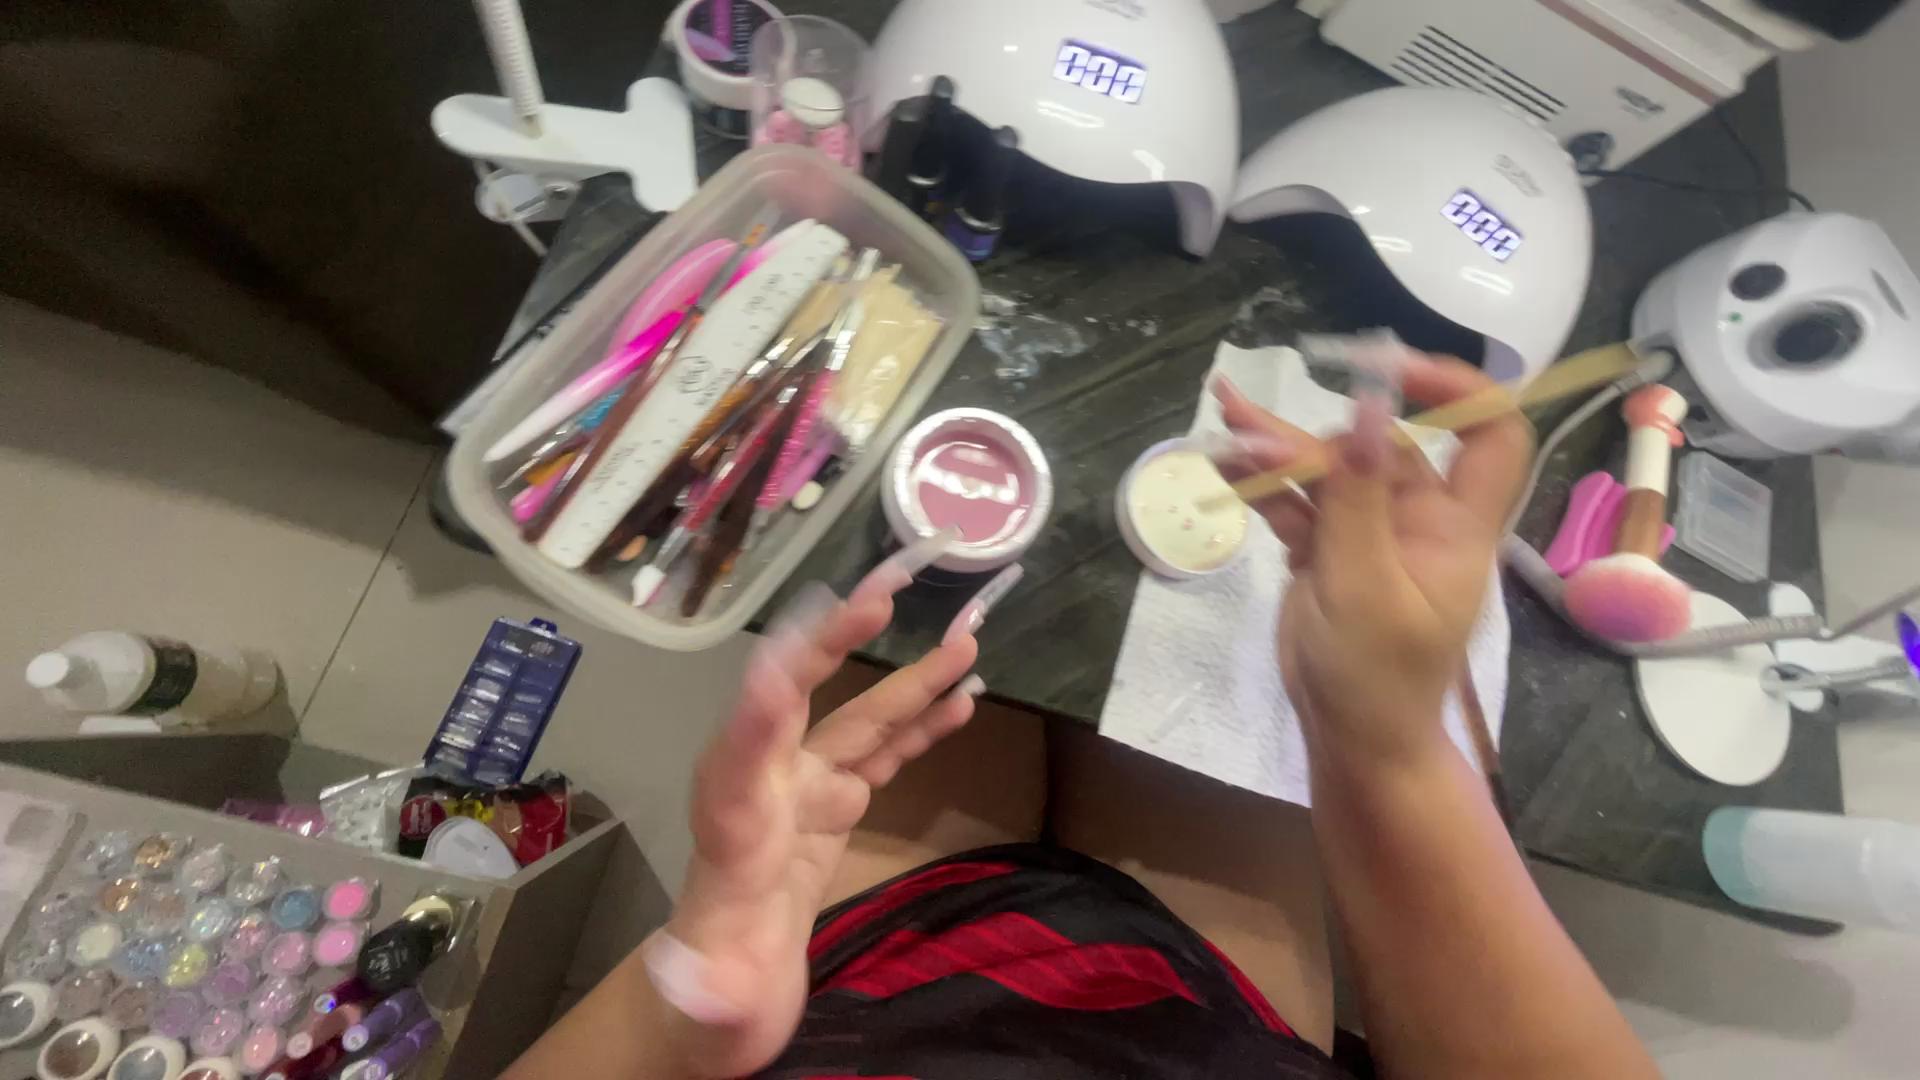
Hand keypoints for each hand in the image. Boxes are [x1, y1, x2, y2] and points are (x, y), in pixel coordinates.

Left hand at [650, 579, 981, 1077]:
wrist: (725, 993)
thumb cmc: (713, 999)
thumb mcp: (712, 1007)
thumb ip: (712, 992)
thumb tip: (708, 986)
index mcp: (732, 827)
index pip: (741, 755)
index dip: (766, 705)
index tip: (790, 655)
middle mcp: (769, 785)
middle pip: (801, 701)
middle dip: (836, 644)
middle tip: (882, 592)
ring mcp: (807, 787)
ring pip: (863, 720)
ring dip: (912, 681)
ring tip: (964, 643)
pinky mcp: (837, 801)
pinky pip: (885, 753)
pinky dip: (922, 726)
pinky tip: (960, 704)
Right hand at [1214, 354, 1530, 763]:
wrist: (1349, 732)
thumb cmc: (1377, 674)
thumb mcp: (1365, 586)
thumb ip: (1360, 499)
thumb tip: (1370, 410)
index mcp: (1453, 525)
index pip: (1487, 434)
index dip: (1451, 390)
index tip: (1383, 369)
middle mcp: (1414, 517)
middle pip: (1370, 451)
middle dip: (1305, 436)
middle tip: (1240, 420)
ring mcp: (1364, 532)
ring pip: (1321, 475)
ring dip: (1271, 453)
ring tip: (1219, 426)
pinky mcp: (1323, 550)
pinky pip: (1294, 506)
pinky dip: (1261, 488)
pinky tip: (1224, 466)